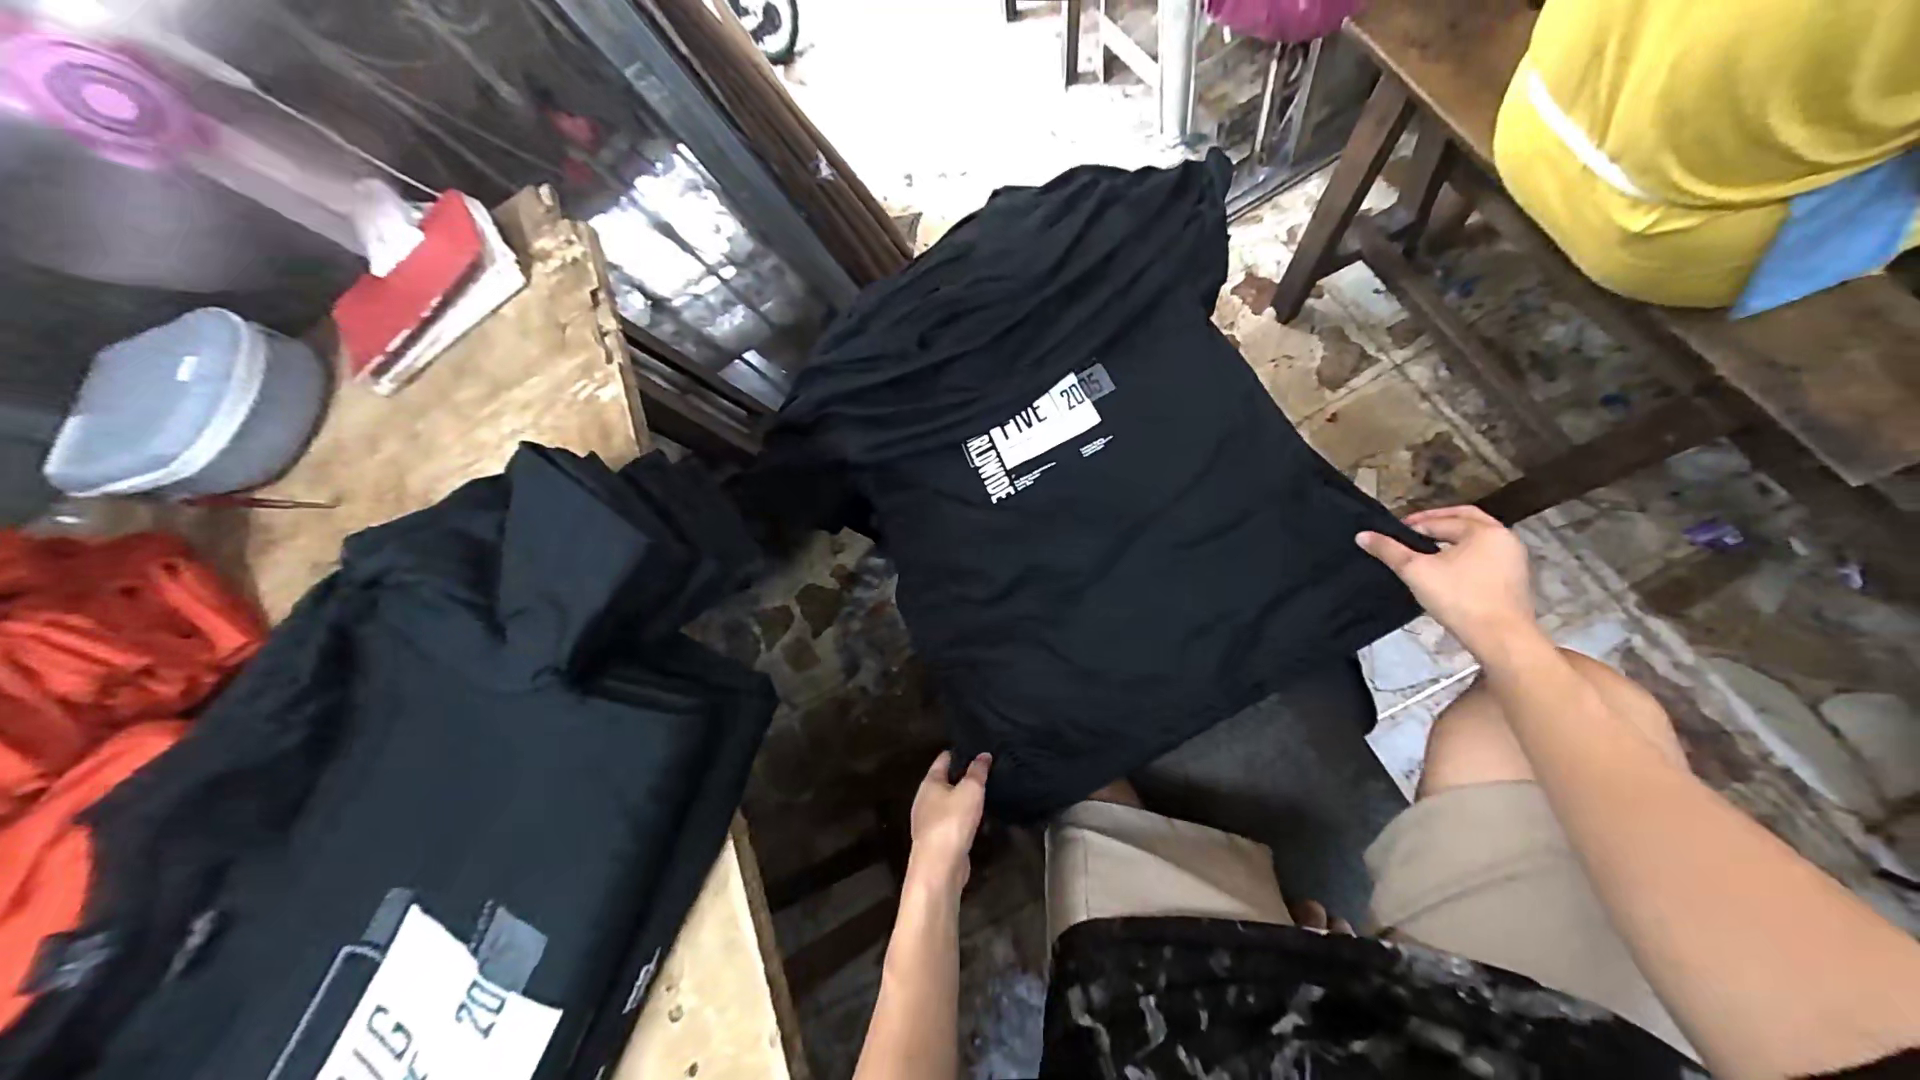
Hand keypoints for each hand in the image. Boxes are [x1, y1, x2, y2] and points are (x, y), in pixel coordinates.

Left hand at [906, 751, 990, 896]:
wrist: (939, 866)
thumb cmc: (952, 821)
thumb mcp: (970, 790)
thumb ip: (977, 771)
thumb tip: (983, 754)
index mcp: (929, 782)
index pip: (944, 759)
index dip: (960, 752)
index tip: (977, 747)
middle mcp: (925, 799)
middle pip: (945, 780)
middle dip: (963, 774)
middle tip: (985, 769)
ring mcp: (929, 821)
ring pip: (949, 801)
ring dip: (964, 798)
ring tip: (985, 791)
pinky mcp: (938, 840)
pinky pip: (952, 820)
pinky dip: (964, 817)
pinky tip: (977, 818)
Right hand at [1356, 505, 1538, 654]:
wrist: (1500, 636)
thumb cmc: (1458, 597)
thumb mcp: (1415, 571)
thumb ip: (1388, 550)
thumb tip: (1361, 535)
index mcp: (1483, 530)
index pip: (1440, 521)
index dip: (1412, 526)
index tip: (1391, 535)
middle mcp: (1504, 537)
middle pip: (1466, 519)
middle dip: (1437, 521)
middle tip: (1411, 529)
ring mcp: (1514, 558)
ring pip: (1477, 537)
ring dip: (1452, 536)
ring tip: (1426, 547)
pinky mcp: (1515, 577)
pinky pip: (1485, 554)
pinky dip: (1464, 552)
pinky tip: (1447, 566)